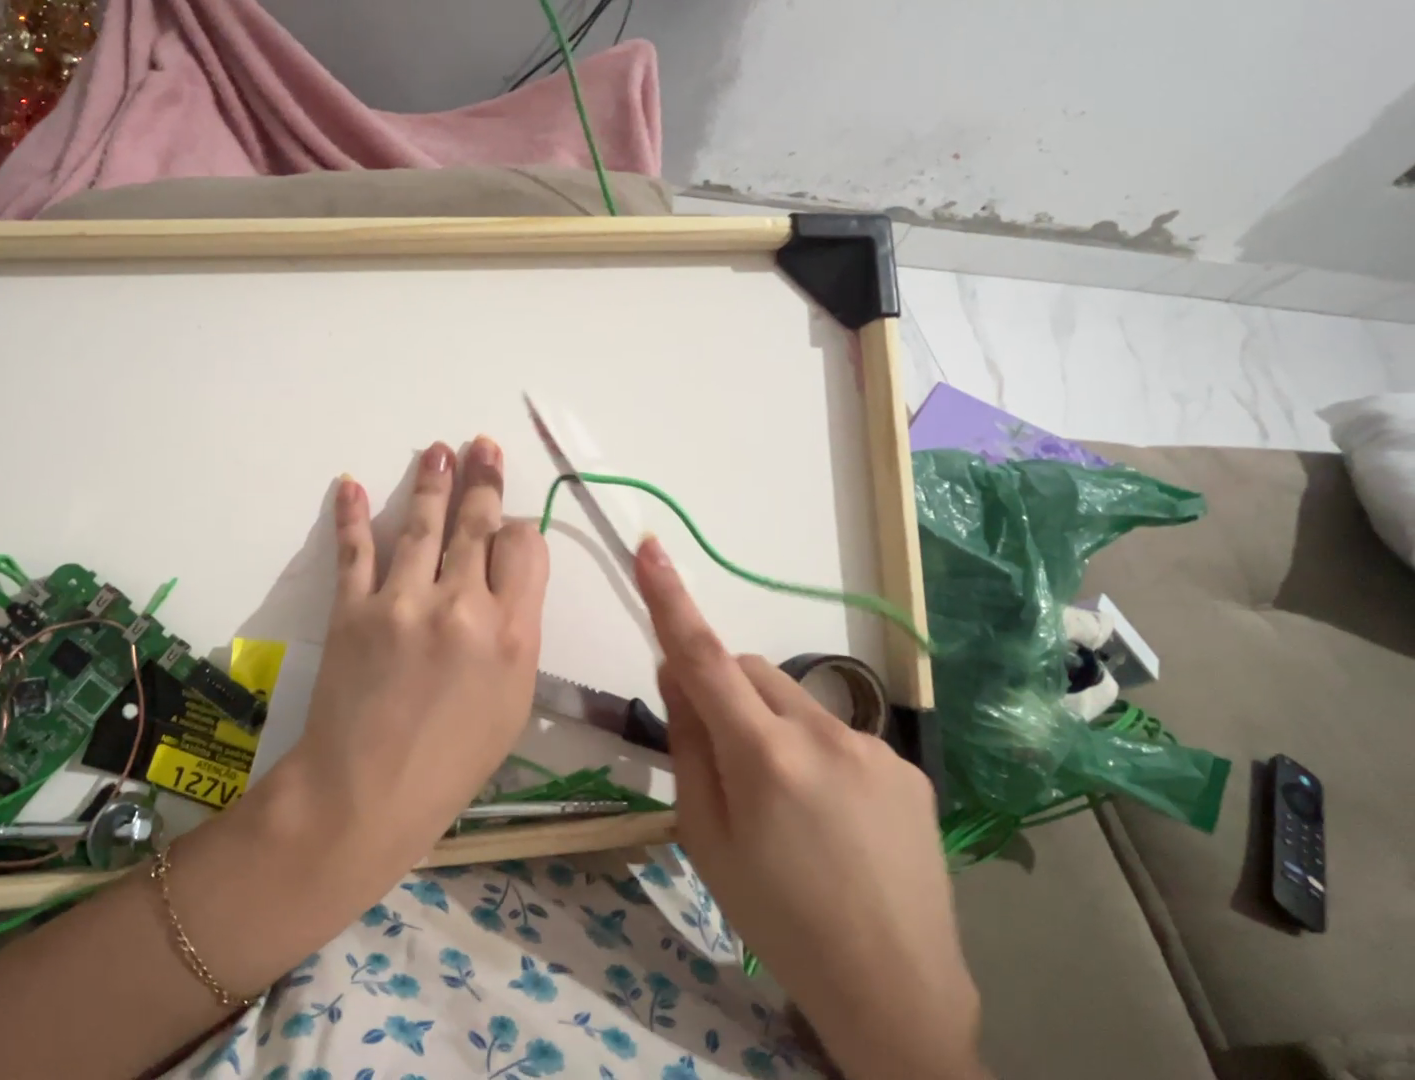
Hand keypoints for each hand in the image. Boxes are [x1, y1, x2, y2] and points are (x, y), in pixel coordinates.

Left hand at [282, 438, 548, 876]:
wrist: (369, 792)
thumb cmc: (453, 762)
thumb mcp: (511, 704)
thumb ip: (517, 637)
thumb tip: (507, 584)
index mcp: (513, 634)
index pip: (523, 549)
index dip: (517, 528)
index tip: (508, 524)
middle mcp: (463, 606)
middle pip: (476, 526)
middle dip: (481, 480)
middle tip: (481, 445)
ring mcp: (403, 602)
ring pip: (422, 527)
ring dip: (430, 484)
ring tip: (437, 452)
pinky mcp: (353, 609)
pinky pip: (355, 551)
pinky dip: (351, 516)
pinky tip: (351, 485)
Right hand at [633, 536, 986, 1079]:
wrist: (893, 984)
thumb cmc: (775, 918)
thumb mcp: (705, 839)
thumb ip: (689, 747)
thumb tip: (674, 675)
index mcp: (763, 756)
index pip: (703, 658)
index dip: (672, 600)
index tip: (651, 547)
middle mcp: (823, 734)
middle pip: (749, 671)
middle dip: (722, 687)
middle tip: (716, 752)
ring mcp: (875, 747)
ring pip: (794, 701)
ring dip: (769, 724)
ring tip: (781, 802)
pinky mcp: (907, 767)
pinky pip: (838, 733)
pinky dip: (813, 751)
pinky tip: (828, 818)